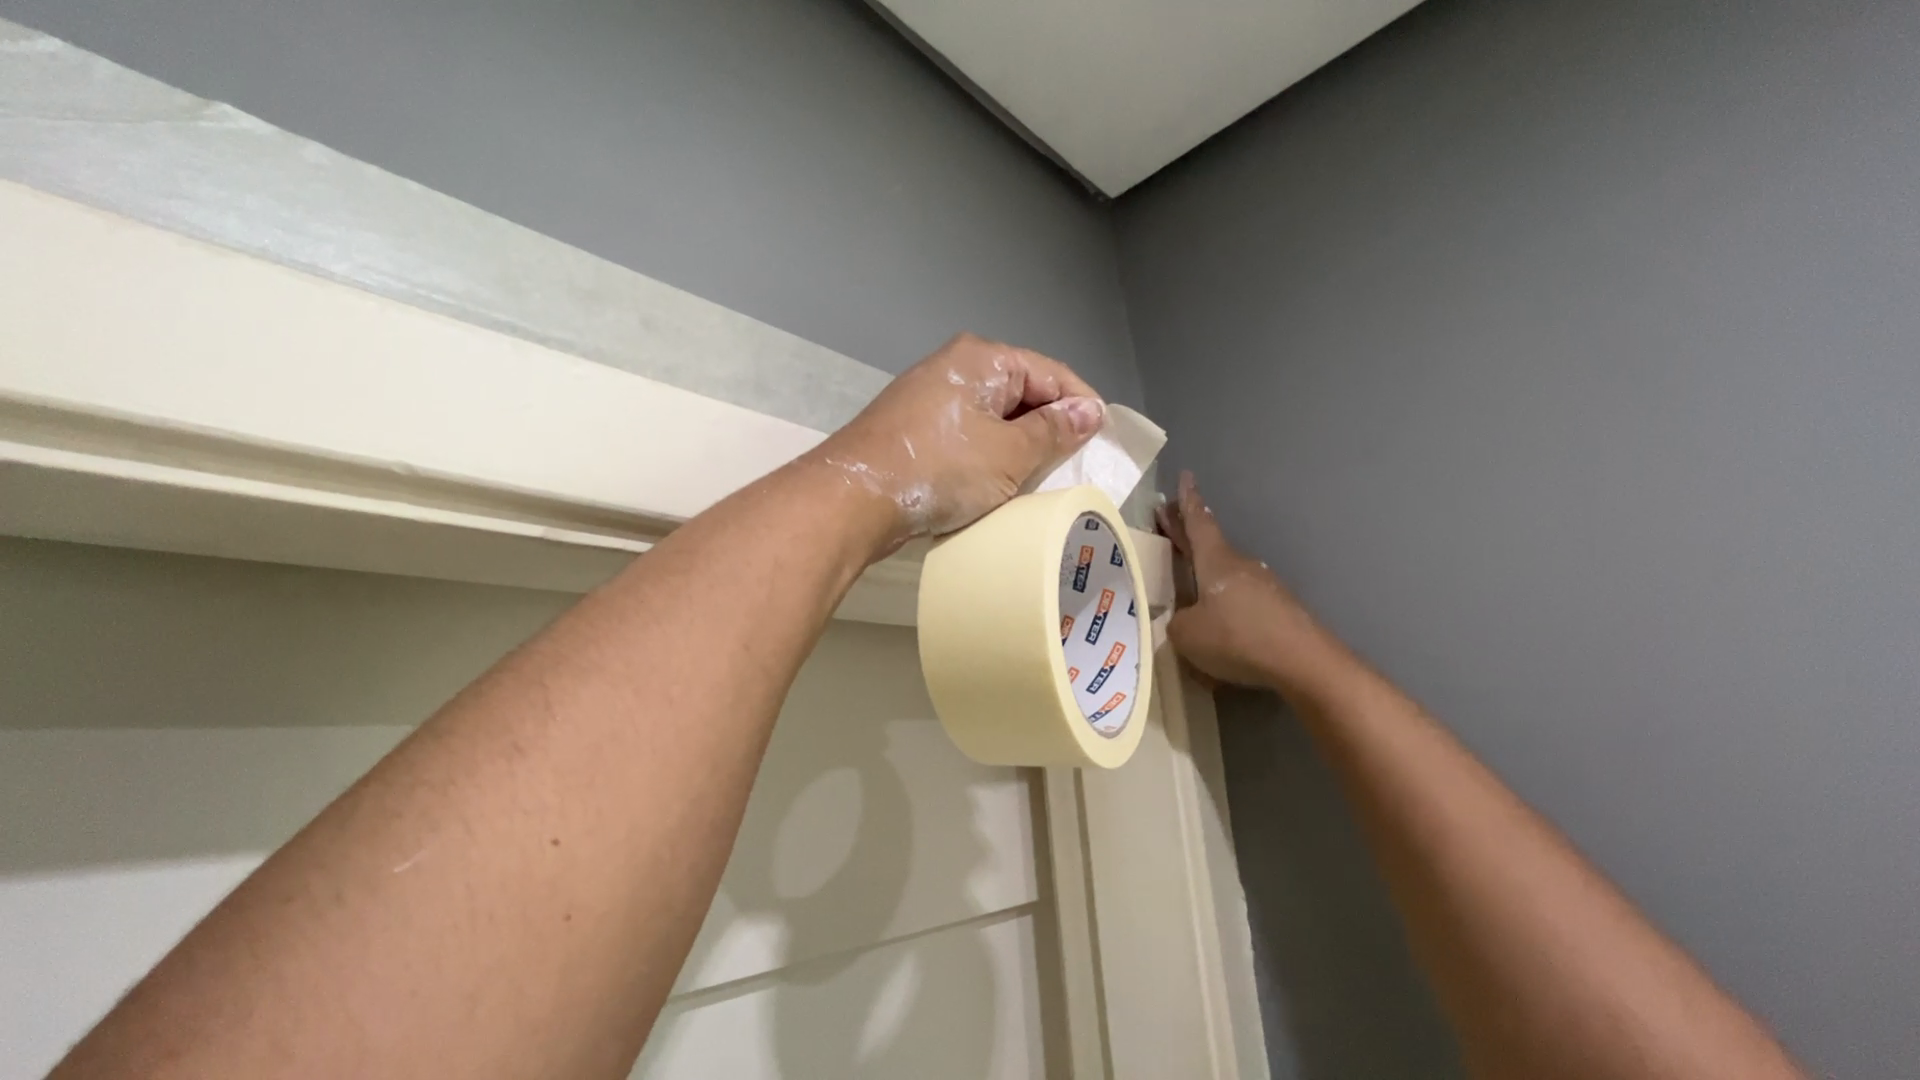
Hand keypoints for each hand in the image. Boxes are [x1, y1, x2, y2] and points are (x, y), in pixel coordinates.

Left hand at [810, 333, 1105, 549]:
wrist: (853, 499)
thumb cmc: (939, 469)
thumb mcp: (1009, 454)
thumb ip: (1054, 431)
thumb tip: (1090, 412)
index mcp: (984, 358)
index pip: (1053, 374)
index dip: (1083, 408)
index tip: (1103, 447)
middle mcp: (957, 367)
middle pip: (1023, 393)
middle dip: (1051, 429)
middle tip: (1074, 469)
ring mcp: (931, 398)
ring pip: (995, 418)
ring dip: (1020, 448)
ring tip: (1040, 482)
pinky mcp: (916, 429)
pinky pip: (969, 436)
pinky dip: (989, 458)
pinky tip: (998, 485)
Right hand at [1158, 471, 1331, 689]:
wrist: (1303, 662)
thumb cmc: (1237, 638)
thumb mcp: (1187, 634)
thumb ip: (1177, 622)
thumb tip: (1185, 619)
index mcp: (1216, 562)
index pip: (1199, 522)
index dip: (1188, 501)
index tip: (1185, 476)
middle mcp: (1240, 566)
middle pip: (1210, 545)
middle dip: (1187, 534)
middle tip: (1169, 521)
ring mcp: (1264, 587)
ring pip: (1227, 574)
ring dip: (1207, 574)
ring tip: (1189, 583)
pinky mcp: (1279, 610)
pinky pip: (1242, 600)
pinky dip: (1226, 602)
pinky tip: (1219, 623)